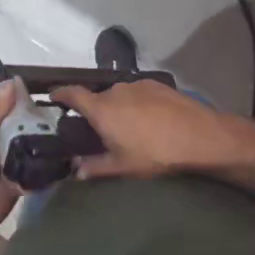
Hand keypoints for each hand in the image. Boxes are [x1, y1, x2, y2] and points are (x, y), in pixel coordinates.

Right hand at [50, 80, 254, 180]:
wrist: (201, 137)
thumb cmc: (156, 154)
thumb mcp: (122, 167)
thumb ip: (95, 167)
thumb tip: (76, 171)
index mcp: (101, 108)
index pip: (72, 94)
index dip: (60, 94)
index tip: (53, 97)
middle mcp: (116, 90)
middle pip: (97, 97)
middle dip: (94, 111)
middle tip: (97, 129)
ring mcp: (138, 85)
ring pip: (119, 95)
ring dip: (117, 107)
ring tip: (126, 126)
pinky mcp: (158, 84)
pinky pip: (138, 93)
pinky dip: (136, 103)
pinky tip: (148, 119)